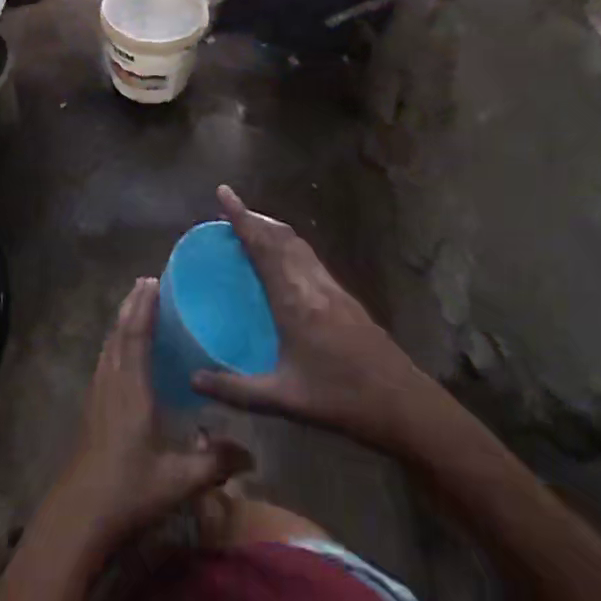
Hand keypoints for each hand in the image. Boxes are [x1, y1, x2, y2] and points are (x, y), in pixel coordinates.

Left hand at [53, 278, 253, 544]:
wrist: (80, 510)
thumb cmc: (129, 489)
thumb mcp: (179, 479)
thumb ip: (216, 462)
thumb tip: (252, 453)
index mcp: (131, 389)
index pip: (135, 336)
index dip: (143, 308)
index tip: (153, 281)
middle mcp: (111, 381)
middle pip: (118, 333)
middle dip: (132, 305)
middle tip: (146, 283)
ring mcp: (97, 392)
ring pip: (108, 344)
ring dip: (121, 321)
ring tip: (136, 306)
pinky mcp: (92, 405)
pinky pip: (105, 359)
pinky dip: (115, 342)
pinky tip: (123, 350)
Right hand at [192, 186, 444, 451]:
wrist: (408, 408)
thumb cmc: (342, 399)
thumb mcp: (283, 399)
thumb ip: (235, 390)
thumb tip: (193, 380)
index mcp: (294, 300)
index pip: (263, 246)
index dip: (241, 217)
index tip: (223, 192)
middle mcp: (314, 286)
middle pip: (282, 238)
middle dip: (255, 219)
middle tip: (229, 211)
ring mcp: (334, 291)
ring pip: (300, 247)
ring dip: (274, 231)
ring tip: (252, 229)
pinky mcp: (347, 301)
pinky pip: (311, 260)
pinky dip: (290, 248)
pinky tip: (284, 264)